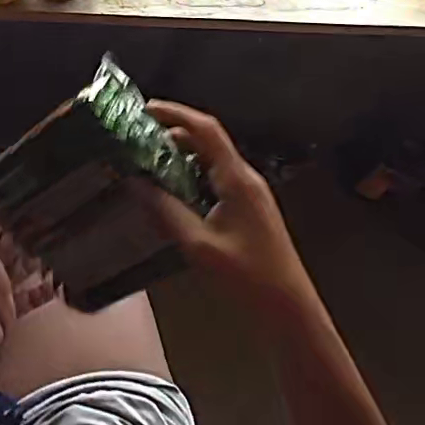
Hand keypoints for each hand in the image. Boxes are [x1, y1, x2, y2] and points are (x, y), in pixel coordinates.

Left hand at [0, 217, 56, 393]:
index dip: (11, 219)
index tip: (30, 207)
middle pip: (18, 248)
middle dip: (36, 234)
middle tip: (57, 222)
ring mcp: (4, 295)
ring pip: (31, 271)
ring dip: (47, 260)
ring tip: (66, 246)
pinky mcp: (15, 317)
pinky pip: (37, 299)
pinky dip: (51, 291)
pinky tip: (65, 282)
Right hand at [125, 100, 317, 318]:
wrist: (292, 315)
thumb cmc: (249, 278)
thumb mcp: (198, 244)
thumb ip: (164, 209)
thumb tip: (132, 180)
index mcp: (237, 180)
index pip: (205, 129)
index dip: (173, 112)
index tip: (141, 109)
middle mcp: (245, 179)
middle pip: (205, 140)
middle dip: (168, 131)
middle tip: (133, 135)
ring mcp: (248, 193)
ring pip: (208, 158)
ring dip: (176, 153)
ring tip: (142, 158)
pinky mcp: (246, 208)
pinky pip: (212, 176)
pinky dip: (186, 172)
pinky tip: (166, 186)